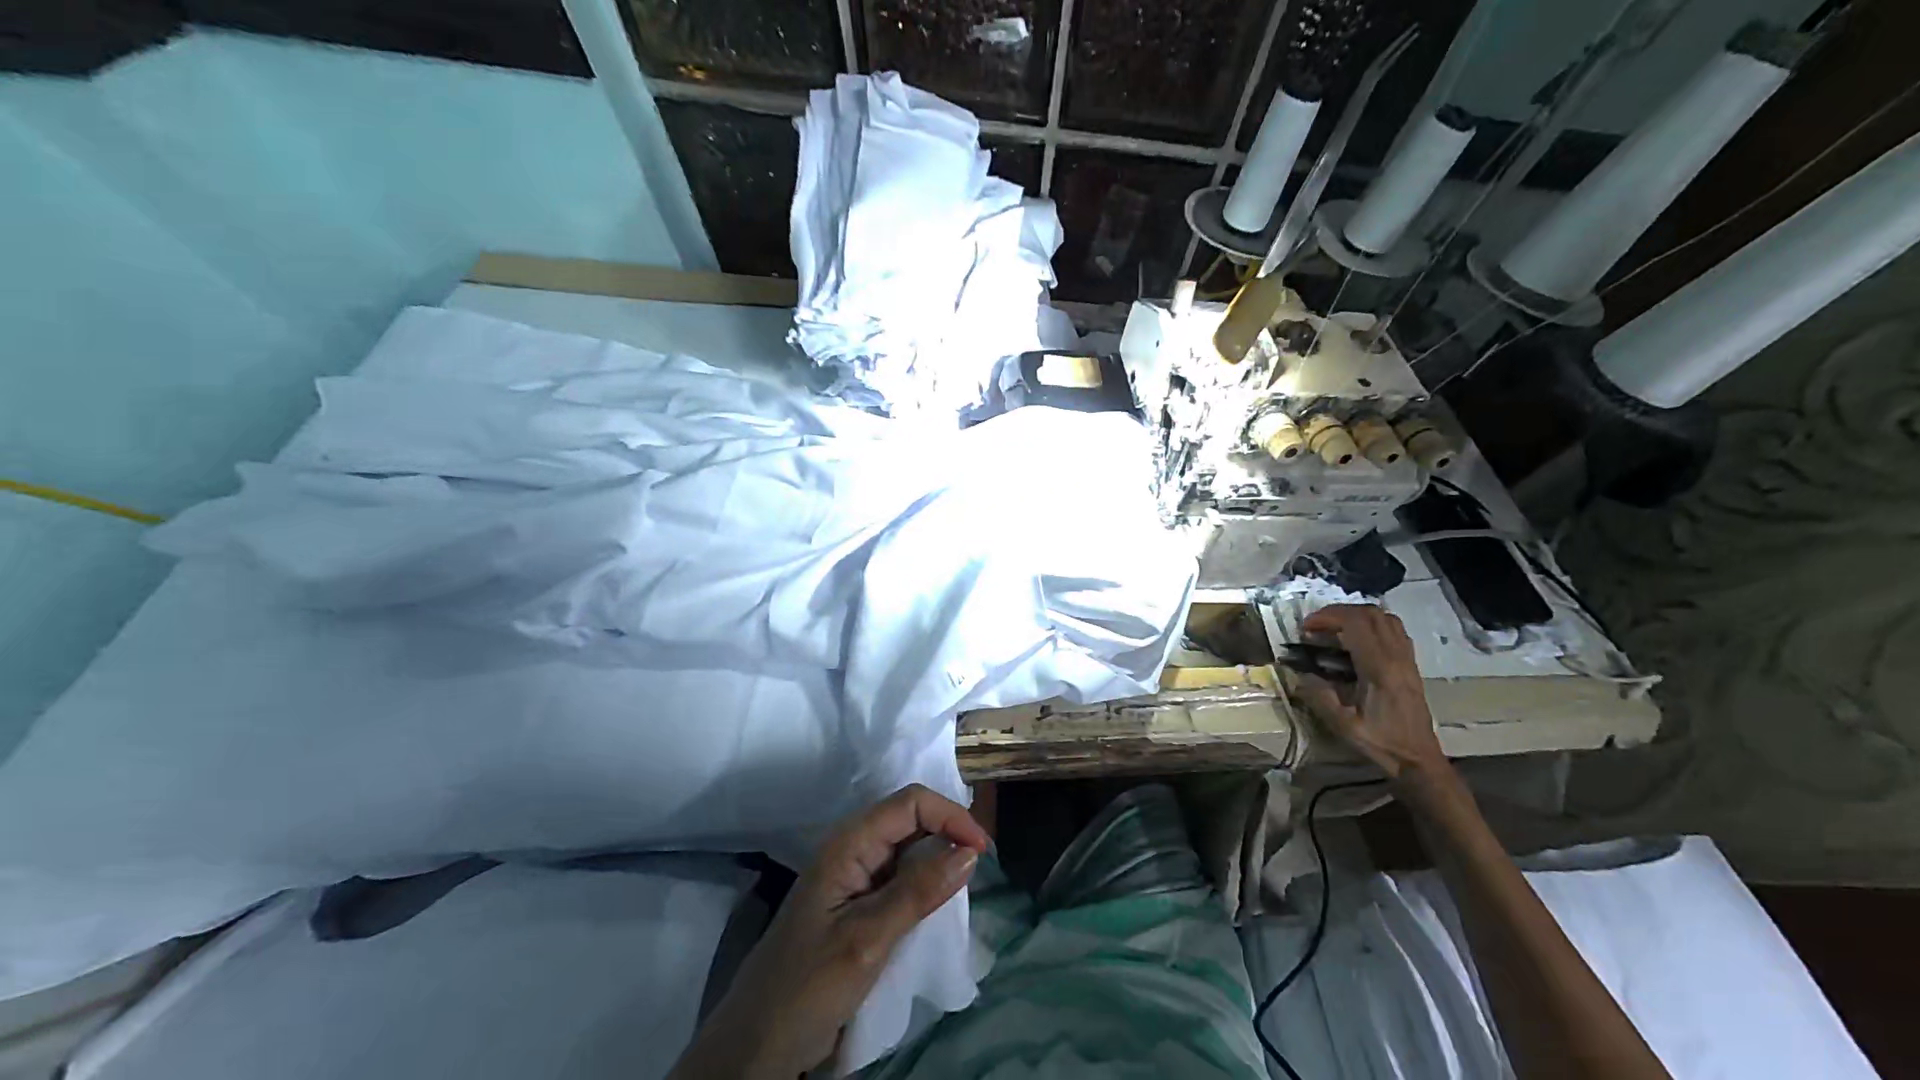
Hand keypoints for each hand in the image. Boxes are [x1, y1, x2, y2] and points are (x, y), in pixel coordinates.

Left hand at [670, 784, 988, 1079]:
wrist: (756, 1043)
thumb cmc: (807, 986)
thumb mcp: (867, 940)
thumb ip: (917, 892)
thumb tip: (970, 852)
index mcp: (848, 843)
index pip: (910, 803)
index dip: (950, 815)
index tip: (982, 852)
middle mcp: (852, 849)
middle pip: (909, 817)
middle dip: (948, 829)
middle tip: (982, 864)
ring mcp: (854, 875)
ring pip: (907, 845)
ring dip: (939, 854)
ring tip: (969, 879)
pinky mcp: (857, 902)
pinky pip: (900, 874)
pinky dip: (926, 879)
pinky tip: (942, 899)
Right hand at [1292, 604, 1446, 779]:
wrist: (1418, 760)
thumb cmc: (1380, 743)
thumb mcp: (1342, 724)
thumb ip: (1318, 696)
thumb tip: (1297, 674)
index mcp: (1379, 669)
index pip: (1355, 624)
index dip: (1326, 617)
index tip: (1305, 628)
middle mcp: (1396, 657)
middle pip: (1370, 613)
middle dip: (1338, 612)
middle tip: (1315, 625)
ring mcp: (1407, 659)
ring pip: (1385, 617)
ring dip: (1356, 615)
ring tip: (1334, 628)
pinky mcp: (1411, 664)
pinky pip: (1394, 630)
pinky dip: (1372, 624)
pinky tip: (1357, 639)